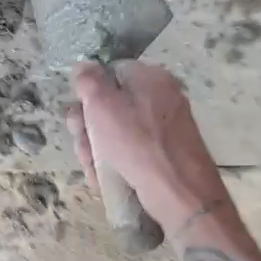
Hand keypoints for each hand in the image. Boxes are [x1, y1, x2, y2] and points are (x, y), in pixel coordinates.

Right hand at [67, 61, 231, 238]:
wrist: (180, 194)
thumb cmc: (137, 143)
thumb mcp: (102, 104)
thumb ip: (88, 79)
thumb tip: (84, 65)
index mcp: (151, 77)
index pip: (109, 73)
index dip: (88, 93)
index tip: (79, 113)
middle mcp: (161, 99)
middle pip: (109, 105)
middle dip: (88, 126)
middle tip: (83, 142)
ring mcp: (165, 129)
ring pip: (115, 132)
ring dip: (95, 148)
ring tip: (93, 166)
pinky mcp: (165, 156)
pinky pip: (130, 152)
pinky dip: (114, 163)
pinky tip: (105, 177)